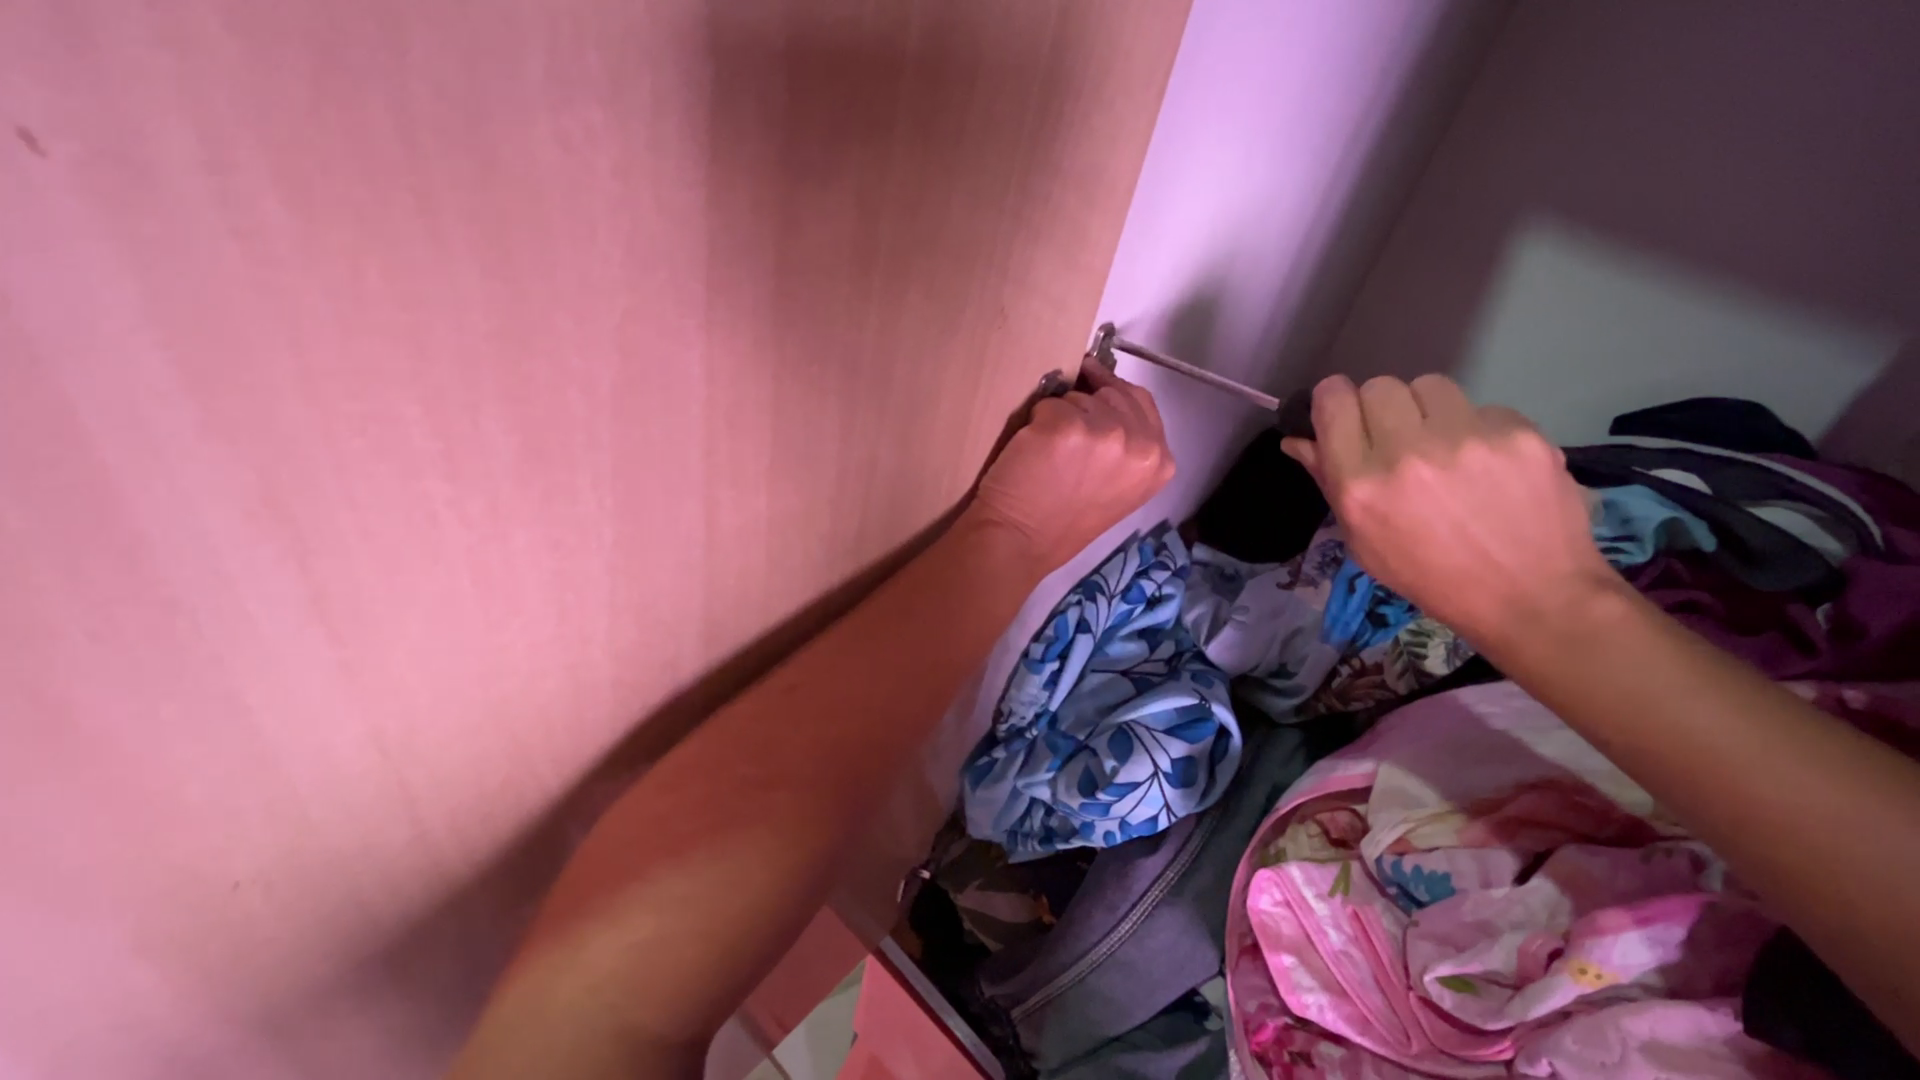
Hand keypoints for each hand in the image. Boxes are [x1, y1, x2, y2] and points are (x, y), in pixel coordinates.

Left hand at [969, 363, 1175, 572]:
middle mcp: (1140, 445)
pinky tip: (1033, 455)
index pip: (1142, 401)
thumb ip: (1128, 447)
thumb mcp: (1121, 488)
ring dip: (1060, 416)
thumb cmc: (1065, 521)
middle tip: (1065, 431)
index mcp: (1160, 462)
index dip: (1114, 392)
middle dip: (1087, 403)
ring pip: (1077, 398)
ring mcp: (1104, 433)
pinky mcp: (1064, 426)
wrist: (1022, 542)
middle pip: (1111, 394)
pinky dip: (1034, 424)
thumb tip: (1107, 405)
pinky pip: (1047, 405)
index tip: (1094, 386)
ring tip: (1050, 456)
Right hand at [1281, 374, 1615, 644]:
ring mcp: (1467, 439)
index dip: (1334, 401)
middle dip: (1381, 407)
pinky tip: (1489, 466)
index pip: (1333, 399)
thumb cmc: (1431, 575)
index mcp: (1361, 484)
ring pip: (1430, 385)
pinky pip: (1483, 408)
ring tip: (1443, 446)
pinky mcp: (1519, 434)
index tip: (1344, 415)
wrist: (1530, 596)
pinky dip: (1478, 431)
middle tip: (1396, 438)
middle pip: (1380, 386)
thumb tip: (1298, 440)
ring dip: (1428, 410)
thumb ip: (1330, 482)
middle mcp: (1408, 453)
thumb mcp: (1363, 541)